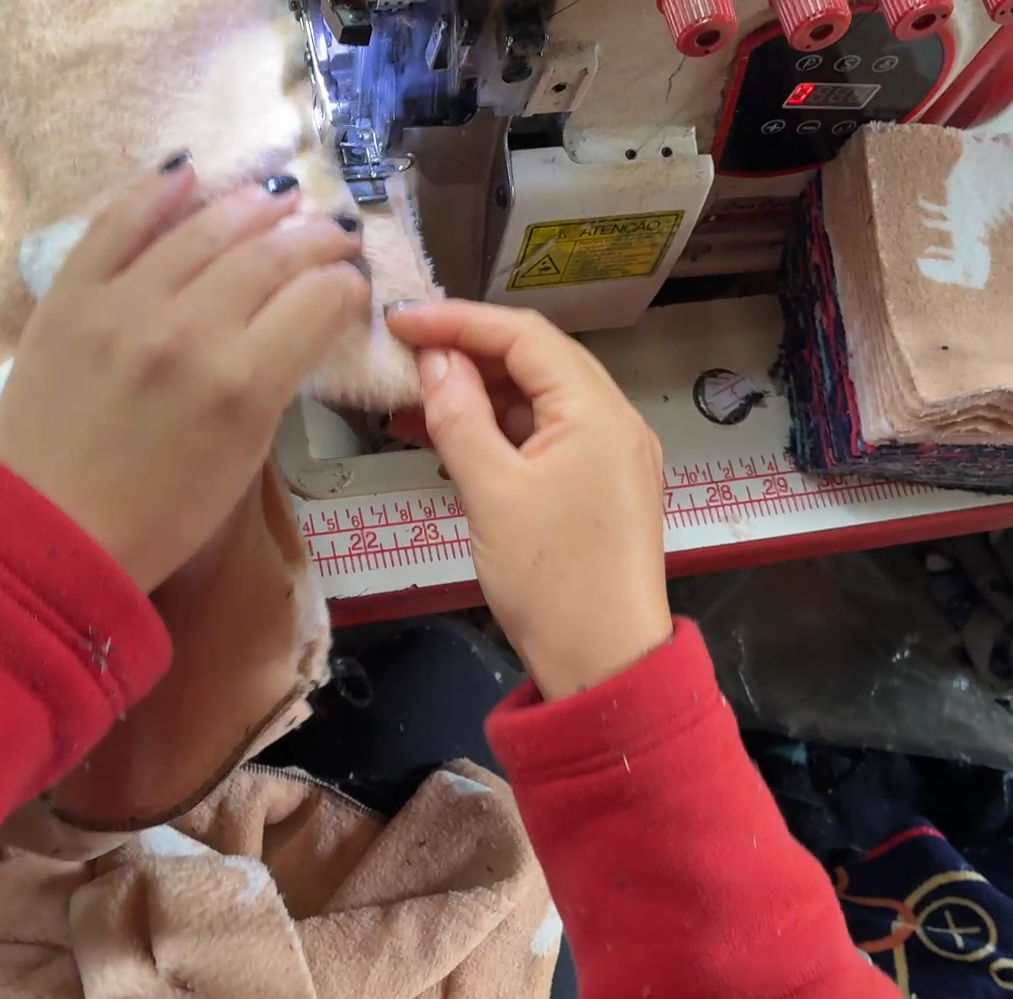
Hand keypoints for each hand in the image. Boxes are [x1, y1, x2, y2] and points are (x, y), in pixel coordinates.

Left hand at [0, 159, 367, 590]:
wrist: (54, 531)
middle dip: (315, 237)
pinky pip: (117, 224)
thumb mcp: (245, 457)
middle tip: (337, 229)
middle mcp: (192, 330)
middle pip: (270, 256)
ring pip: (203, 228)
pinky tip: (188, 171)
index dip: (345, 285)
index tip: (353, 283)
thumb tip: (301, 323)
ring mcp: (125, 305)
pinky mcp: (71, 296)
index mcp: (244, 385)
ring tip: (282, 195)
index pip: (316, 302)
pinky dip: (155, 192)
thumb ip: (277, 381)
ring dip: (253, 206)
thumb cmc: (164, 515)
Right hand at [385, 301, 671, 698]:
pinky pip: (541, 439)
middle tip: (403, 358)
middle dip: (465, 354)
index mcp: (596, 411)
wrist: (601, 663)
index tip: (400, 321)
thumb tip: (435, 360)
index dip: (458, 321)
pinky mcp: (594, 485)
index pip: (524, 336)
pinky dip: (497, 433)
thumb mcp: (491, 492)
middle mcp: (612, 420)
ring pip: (534, 402)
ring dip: (476, 397)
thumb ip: (460, 417)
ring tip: (411, 404)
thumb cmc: (548, 578)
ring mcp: (607, 454)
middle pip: (533, 362)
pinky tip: (449, 439)